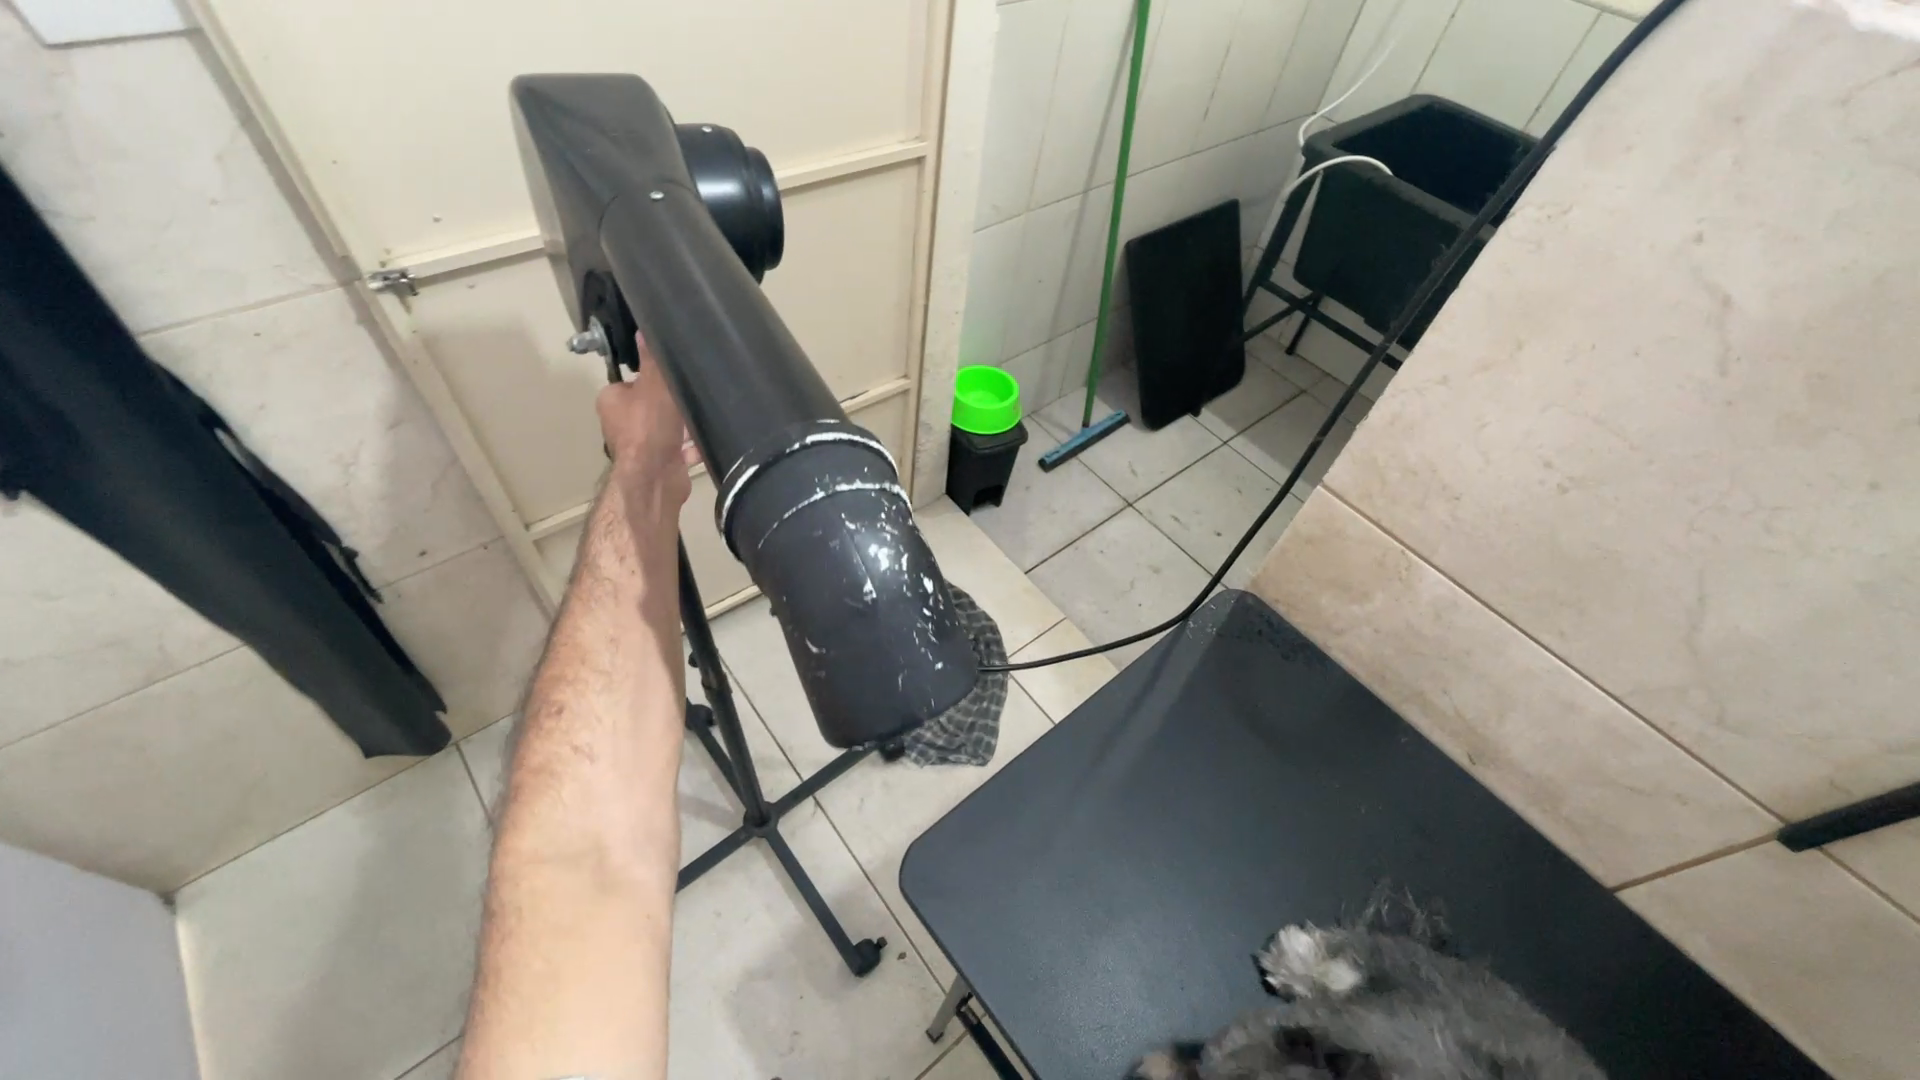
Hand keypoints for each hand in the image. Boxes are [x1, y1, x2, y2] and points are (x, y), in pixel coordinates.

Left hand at [596, 334, 697, 536]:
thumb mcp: (654, 384)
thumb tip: (644, 329)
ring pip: (667, 428)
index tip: (672, 376)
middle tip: (692, 394)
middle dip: (672, 402)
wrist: (656, 479)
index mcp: (612, 400)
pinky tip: (707, 439)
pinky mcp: (661, 464)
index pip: (632, 380)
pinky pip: (680, 449)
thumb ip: (652, 359)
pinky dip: (692, 446)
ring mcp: (641, 446)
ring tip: (704, 415)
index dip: (652, 377)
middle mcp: (621, 424)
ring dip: (685, 425)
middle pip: (651, 404)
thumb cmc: (649, 427)